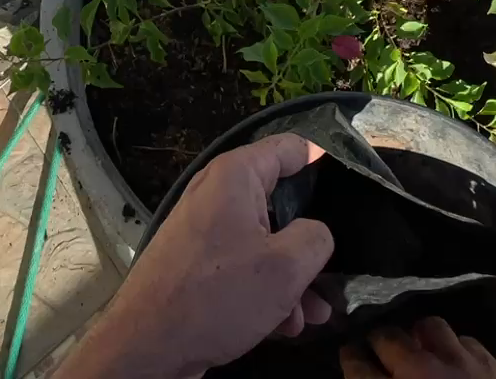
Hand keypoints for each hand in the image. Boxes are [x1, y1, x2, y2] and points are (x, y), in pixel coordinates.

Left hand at [57, 134, 334, 378]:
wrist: (145, 348)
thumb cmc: (218, 294)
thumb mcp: (284, 268)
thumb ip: (316, 239)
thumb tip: (317, 233)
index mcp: (237, 174)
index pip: (291, 147)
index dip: (323, 163)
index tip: (350, 190)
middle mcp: (219, 191)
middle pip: (281, 200)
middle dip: (309, 241)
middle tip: (333, 270)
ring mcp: (206, 228)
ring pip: (264, 240)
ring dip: (291, 276)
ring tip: (313, 314)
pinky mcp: (198, 262)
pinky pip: (243, 264)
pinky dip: (265, 288)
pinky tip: (286, 325)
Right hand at [341, 318, 495, 378]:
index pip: (357, 366)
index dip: (350, 359)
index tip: (350, 356)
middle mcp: (422, 372)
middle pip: (389, 337)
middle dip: (380, 342)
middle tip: (381, 353)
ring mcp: (459, 364)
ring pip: (429, 327)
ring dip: (421, 338)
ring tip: (421, 351)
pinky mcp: (492, 365)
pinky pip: (466, 341)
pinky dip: (457, 350)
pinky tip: (457, 364)